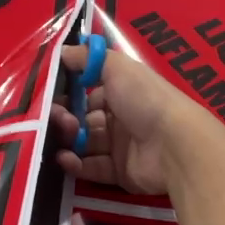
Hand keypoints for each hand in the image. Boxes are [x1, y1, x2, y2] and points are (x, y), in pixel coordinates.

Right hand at [50, 42, 210, 195]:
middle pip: (84, 120)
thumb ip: (86, 58)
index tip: (51, 97)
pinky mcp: (119, 173)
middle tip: (58, 119)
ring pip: (84, 145)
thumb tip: (61, 52)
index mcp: (123, 92)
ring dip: (68, 141)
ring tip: (63, 138)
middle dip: (66, 119)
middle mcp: (121, 118)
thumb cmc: (145, 98)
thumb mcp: (116, 67)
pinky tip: (65, 158)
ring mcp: (120, 148)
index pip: (88, 94)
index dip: (69, 95)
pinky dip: (75, 164)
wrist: (173, 144)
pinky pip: (91, 168)